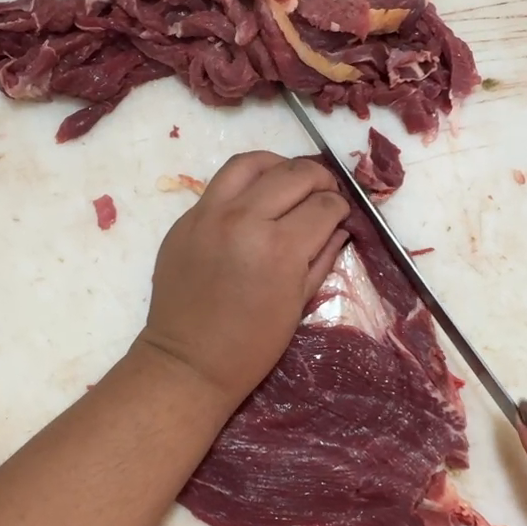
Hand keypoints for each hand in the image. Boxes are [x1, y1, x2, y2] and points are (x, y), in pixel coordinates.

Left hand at [138, 152, 348, 403]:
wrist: (189, 362)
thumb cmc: (252, 346)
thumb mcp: (299, 304)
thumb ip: (322, 257)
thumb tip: (339, 227)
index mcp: (280, 248)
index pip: (323, 205)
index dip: (340, 207)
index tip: (341, 214)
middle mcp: (244, 220)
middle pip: (293, 174)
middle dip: (319, 179)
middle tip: (325, 194)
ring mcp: (208, 215)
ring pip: (251, 163)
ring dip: (279, 166)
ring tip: (290, 181)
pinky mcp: (185, 220)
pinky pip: (220, 185)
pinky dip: (245, 185)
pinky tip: (255, 201)